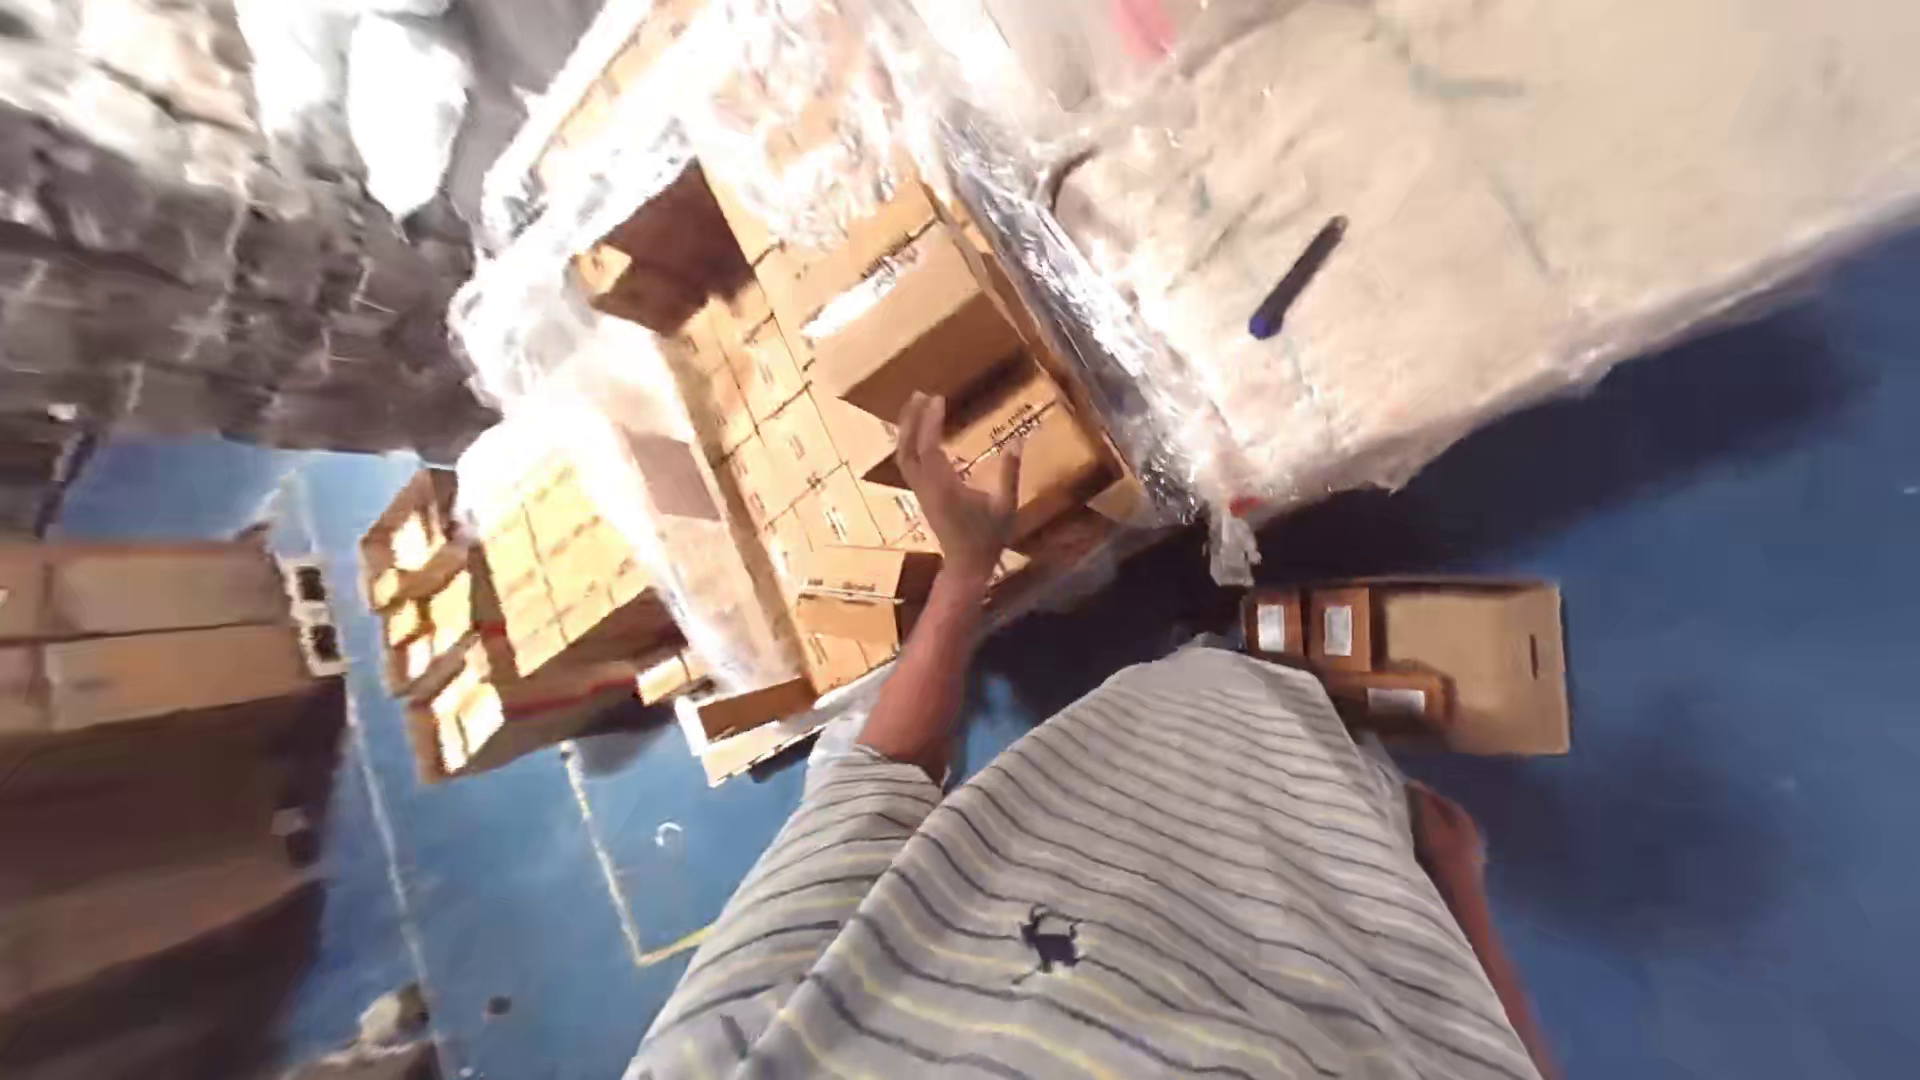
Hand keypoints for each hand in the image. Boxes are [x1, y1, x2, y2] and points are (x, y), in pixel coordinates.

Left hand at [894, 392, 1020, 584]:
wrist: (966, 566)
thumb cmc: (989, 538)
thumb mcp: (1006, 507)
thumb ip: (1010, 474)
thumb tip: (1017, 441)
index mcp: (946, 489)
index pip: (930, 449)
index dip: (930, 422)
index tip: (937, 398)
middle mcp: (927, 488)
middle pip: (908, 449)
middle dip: (911, 420)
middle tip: (920, 394)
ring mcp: (920, 492)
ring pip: (903, 457)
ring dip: (906, 430)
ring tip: (915, 405)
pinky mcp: (921, 496)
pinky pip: (908, 464)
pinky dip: (909, 443)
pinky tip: (917, 432)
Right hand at [1408, 782, 1485, 878]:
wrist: (1458, 896)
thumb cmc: (1441, 853)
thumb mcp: (1426, 821)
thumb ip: (1420, 801)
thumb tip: (1413, 782)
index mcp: (1463, 818)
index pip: (1440, 798)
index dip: (1421, 792)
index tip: (1401, 791)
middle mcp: (1472, 832)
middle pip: (1445, 815)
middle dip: (1425, 810)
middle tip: (1402, 808)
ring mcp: (1472, 852)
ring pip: (1446, 832)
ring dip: (1429, 828)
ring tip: (1408, 828)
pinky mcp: (1466, 869)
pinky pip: (1446, 847)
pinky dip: (1433, 843)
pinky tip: (1420, 847)